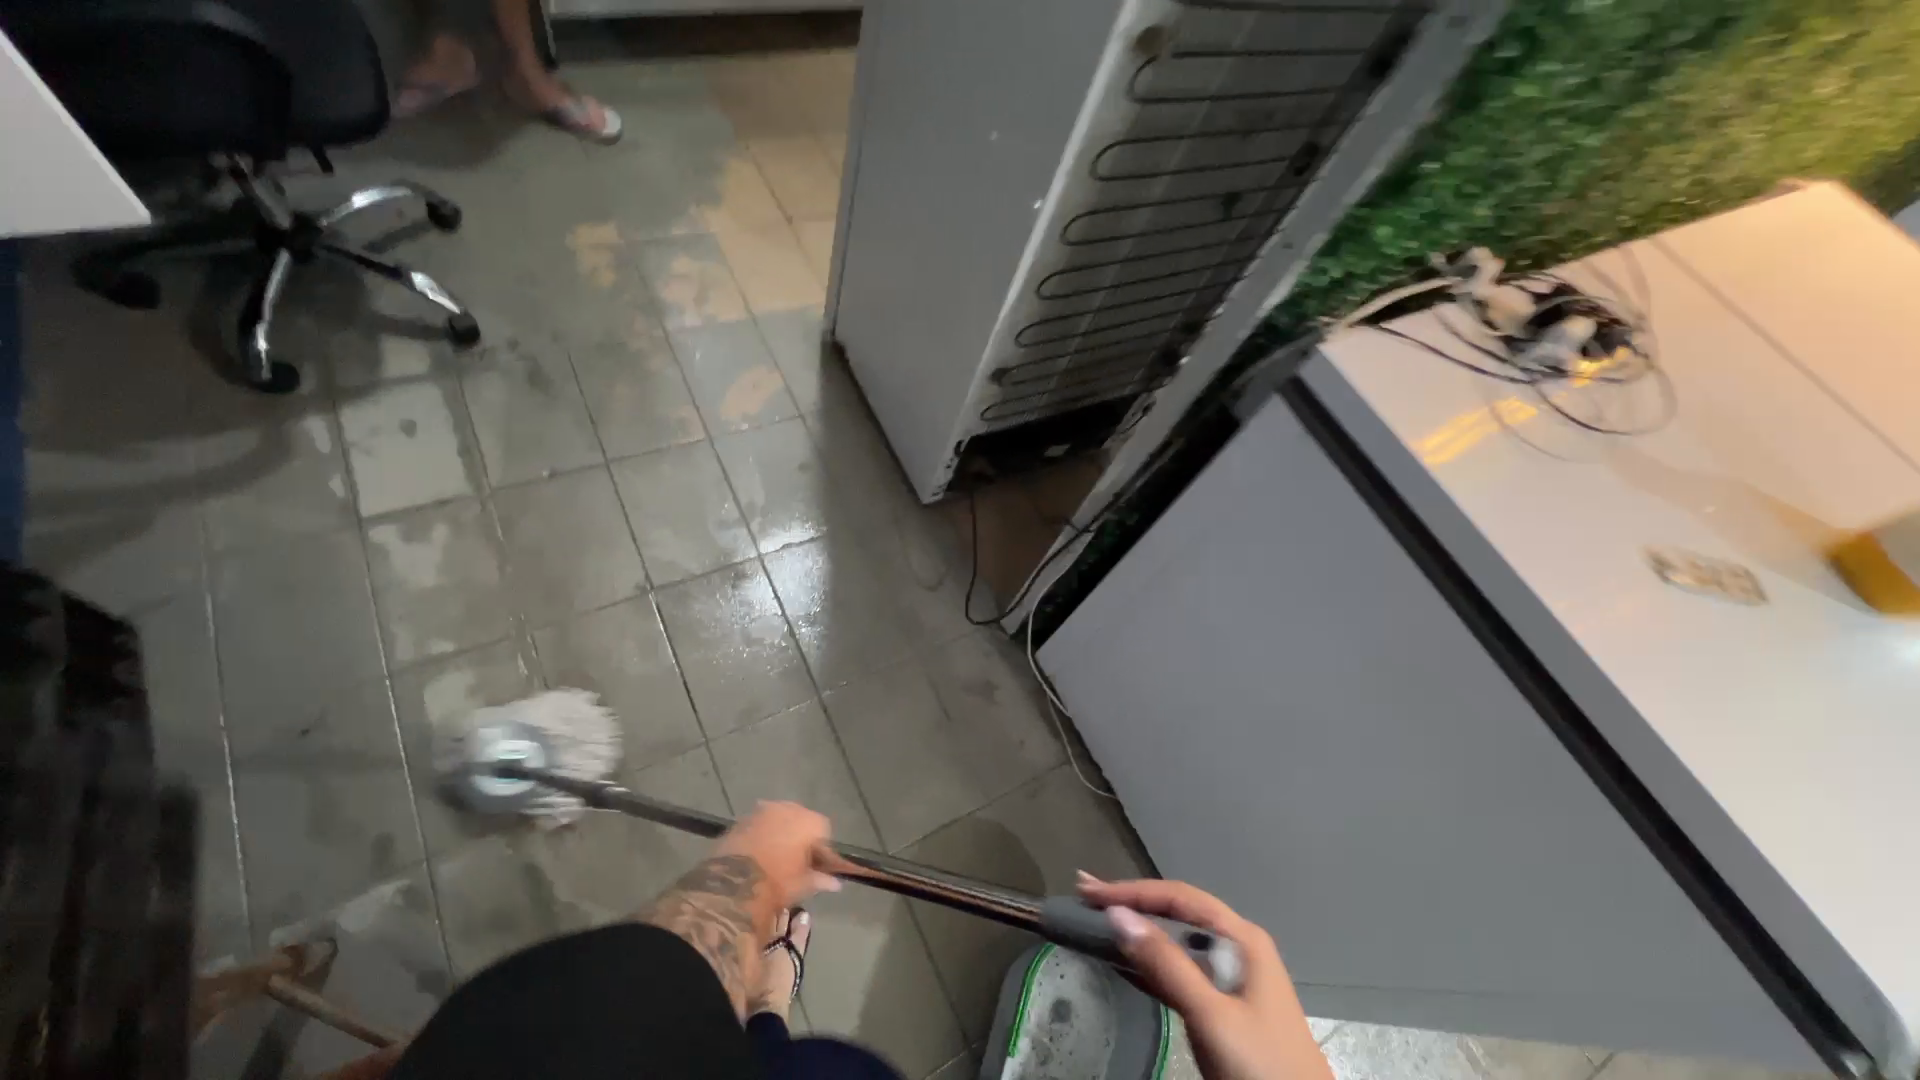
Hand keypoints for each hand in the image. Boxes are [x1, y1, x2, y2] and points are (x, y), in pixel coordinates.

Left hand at [714, 801, 840, 909]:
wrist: (731, 883)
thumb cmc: (777, 882)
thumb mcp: (803, 885)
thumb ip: (821, 879)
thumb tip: (835, 883)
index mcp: (809, 821)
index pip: (824, 831)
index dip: (822, 850)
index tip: (817, 867)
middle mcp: (788, 808)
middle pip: (801, 820)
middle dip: (800, 838)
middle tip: (796, 863)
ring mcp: (762, 811)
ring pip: (778, 820)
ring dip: (780, 834)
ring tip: (774, 859)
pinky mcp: (741, 818)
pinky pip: (759, 825)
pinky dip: (761, 835)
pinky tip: (756, 855)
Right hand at [1078, 875, 1331, 1079]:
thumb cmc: (1262, 1065)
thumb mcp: (1211, 1015)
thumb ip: (1167, 964)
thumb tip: (1118, 914)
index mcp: (1241, 938)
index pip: (1179, 898)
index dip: (1133, 891)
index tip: (1090, 891)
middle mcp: (1236, 946)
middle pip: (1177, 912)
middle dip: (1131, 902)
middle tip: (1086, 897)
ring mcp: (1230, 976)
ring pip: (1175, 940)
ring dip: (1136, 931)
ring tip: (1096, 920)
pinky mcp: (1221, 1004)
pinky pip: (1178, 970)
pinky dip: (1148, 962)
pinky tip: (1122, 962)